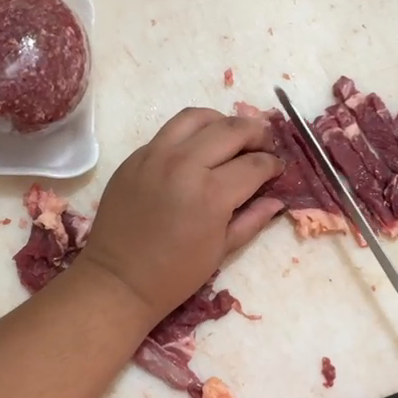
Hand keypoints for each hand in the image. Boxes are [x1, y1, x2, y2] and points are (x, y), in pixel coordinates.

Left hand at [78, 108, 284, 320]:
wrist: (118, 280)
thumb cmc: (175, 274)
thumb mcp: (222, 251)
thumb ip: (252, 219)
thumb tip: (277, 200)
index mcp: (211, 193)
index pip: (254, 164)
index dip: (273, 164)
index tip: (278, 168)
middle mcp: (184, 164)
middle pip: (231, 129)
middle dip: (256, 133)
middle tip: (264, 144)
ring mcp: (155, 156)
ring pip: (196, 117)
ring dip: (221, 122)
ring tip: (231, 137)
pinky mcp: (134, 157)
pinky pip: (168, 132)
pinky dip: (190, 135)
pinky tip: (196, 151)